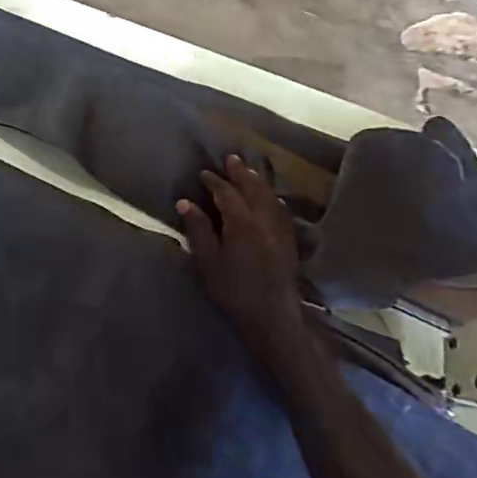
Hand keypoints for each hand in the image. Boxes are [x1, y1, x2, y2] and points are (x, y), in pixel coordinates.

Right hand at [178, 156, 305, 360]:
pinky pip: (281, 210)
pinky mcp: (290, 242)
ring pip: (270, 197)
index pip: (227, 193)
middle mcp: (264, 220)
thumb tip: (186, 203)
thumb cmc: (234, 291)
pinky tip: (271, 199)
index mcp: (241, 222)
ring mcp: (281, 230)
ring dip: (258, 182)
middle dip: (241, 173)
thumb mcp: (208, 262)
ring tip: (248, 172)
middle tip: (230, 159)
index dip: (214, 182)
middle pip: (253, 188)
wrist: (274, 318)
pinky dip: (272, 198)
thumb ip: (198, 230)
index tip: (203, 174)